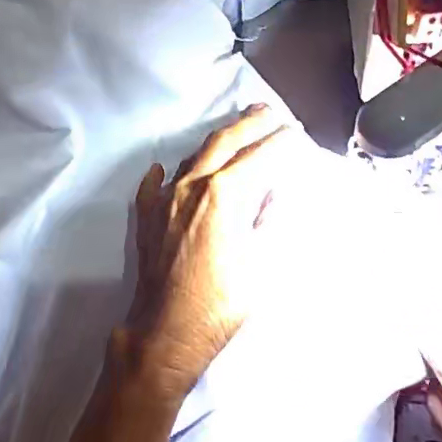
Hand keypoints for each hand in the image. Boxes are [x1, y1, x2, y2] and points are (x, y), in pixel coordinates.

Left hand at [118, 105, 297, 399]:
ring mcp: (163, 200)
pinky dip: (165, 173)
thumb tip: (272, 195)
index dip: (279, 143)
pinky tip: (165, 167)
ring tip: (235, 132)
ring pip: (192, 158)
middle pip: (222, 143)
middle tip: (269, 113)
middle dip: (248, 125)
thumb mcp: (259, 263)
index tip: (294, 133)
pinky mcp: (147, 217)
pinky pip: (155, 185)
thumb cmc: (219, 303)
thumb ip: (266, 221)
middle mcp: (189, 187)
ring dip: (216, 143)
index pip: (257, 157)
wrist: (165, 329)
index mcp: (221, 194)